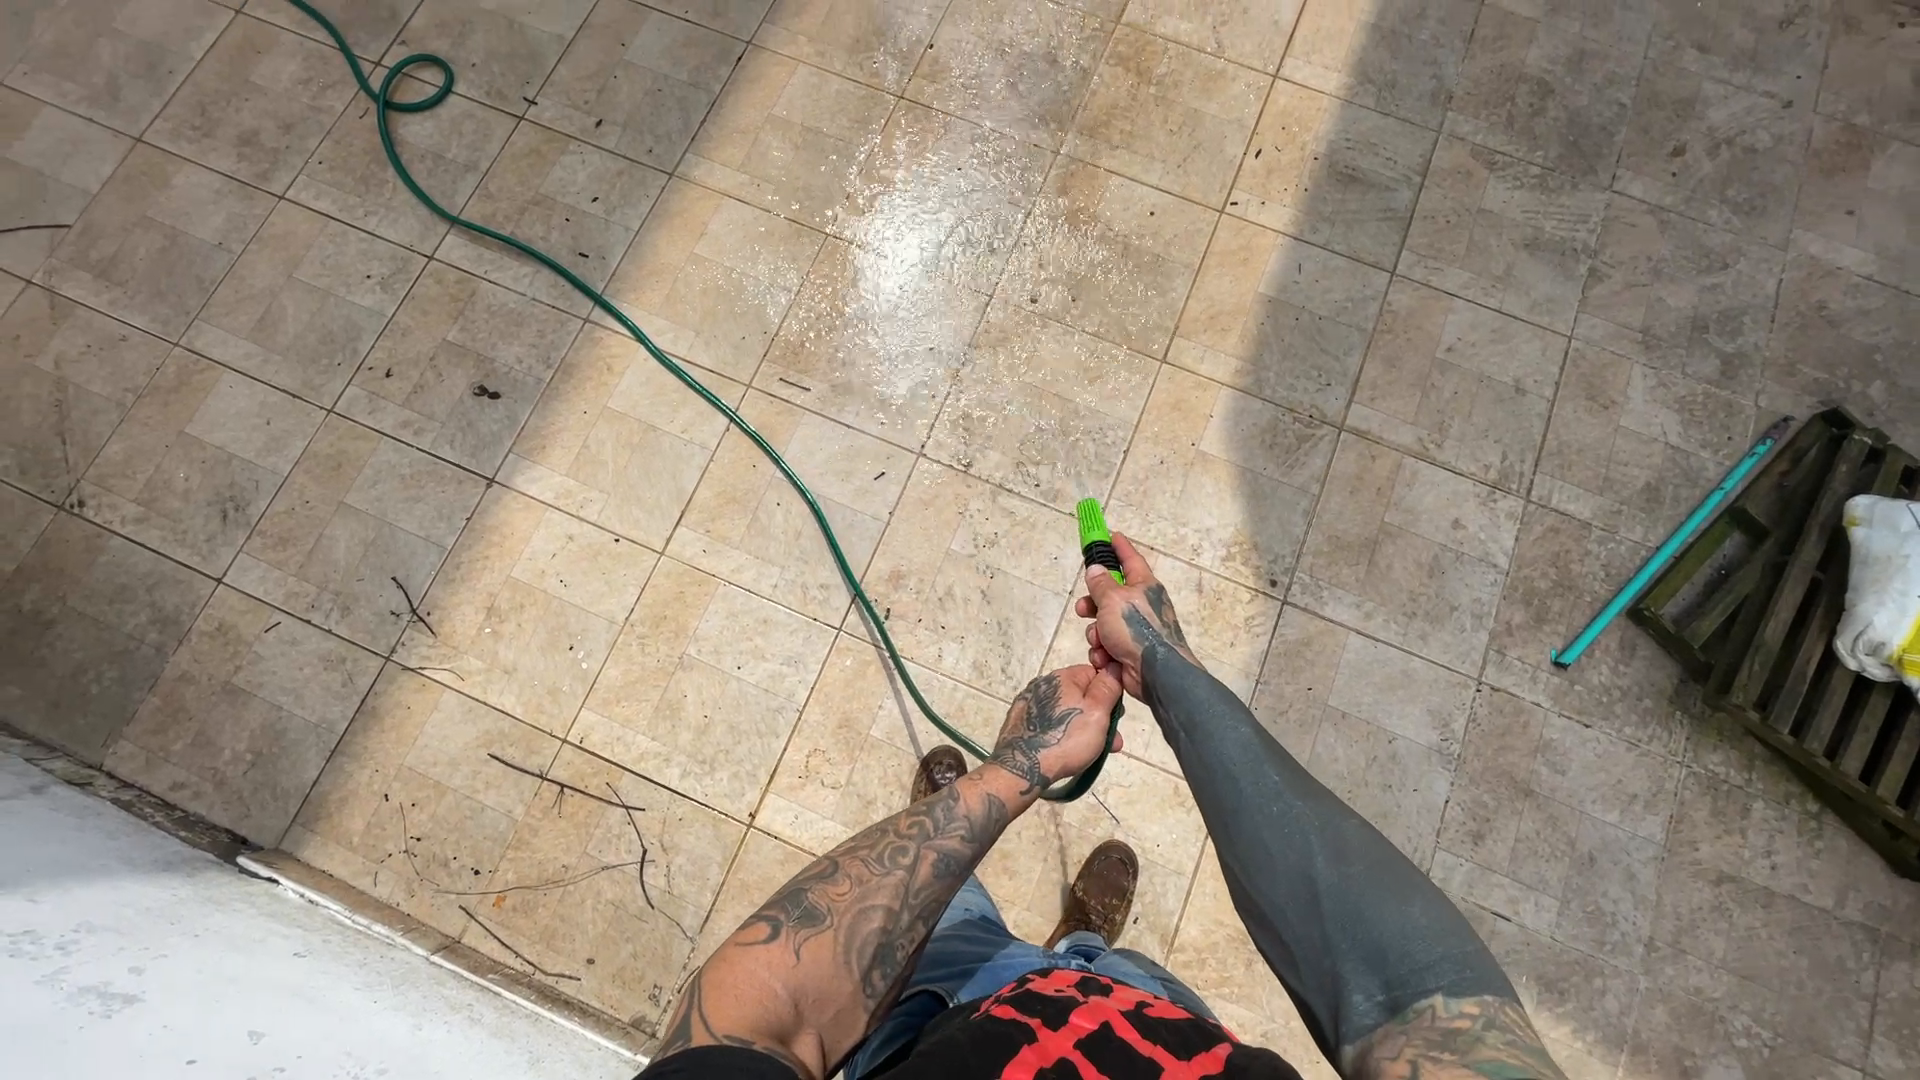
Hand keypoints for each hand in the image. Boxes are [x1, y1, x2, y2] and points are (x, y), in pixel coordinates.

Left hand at [986, 664, 1123, 796]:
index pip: (1094, 674)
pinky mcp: (1020, 721)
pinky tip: (1068, 750)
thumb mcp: (1097, 713)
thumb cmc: (1065, 738)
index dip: (1109, 693)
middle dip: (1099, 717)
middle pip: (1080, 695)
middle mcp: (1043, 684)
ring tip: (1094, 752)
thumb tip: (1114, 666)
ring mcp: (1029, 703)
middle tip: (1112, 742)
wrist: (1022, 766)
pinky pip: (1049, 723)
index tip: (1118, 716)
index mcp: (1062, 677)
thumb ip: (1108, 687)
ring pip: (1066, 712)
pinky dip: (1062, 733)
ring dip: (1083, 728)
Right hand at [1072, 533, 1200, 698]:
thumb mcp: (1113, 600)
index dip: (1118, 547)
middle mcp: (1141, 605)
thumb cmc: (1137, 629)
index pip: (1130, 559)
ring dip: (1096, 632)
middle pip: (1109, 595)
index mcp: (1143, 586)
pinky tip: (1104, 658)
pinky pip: (1107, 645)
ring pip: (1104, 623)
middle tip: (1082, 608)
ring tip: (1099, 641)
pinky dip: (1102, 651)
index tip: (1109, 535)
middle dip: (1092, 603)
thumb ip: (1101, 583)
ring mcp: (1136, 630)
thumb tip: (1096, 569)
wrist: (1157, 673)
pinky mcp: (1129, 651)